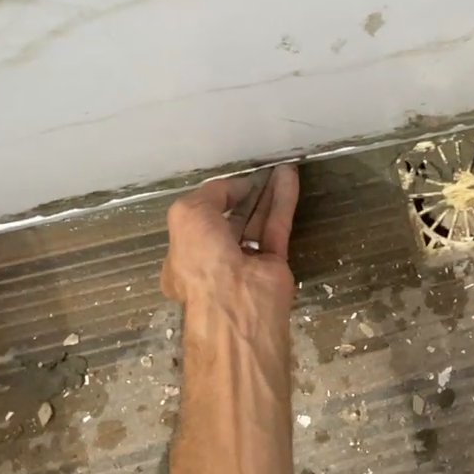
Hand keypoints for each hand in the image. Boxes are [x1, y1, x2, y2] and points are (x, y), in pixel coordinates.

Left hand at [162, 165, 300, 316]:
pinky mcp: (274, 264)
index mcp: (184, 255)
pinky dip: (283, 201)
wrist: (236, 307)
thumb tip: (238, 187)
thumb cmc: (201, 261)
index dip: (214, 199)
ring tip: (279, 165)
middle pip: (231, 220)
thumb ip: (211, 195)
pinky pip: (276, 226)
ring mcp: (245, 264)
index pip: (199, 220)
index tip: (232, 182)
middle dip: (244, 195)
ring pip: (256, 220)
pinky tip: (290, 176)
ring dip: (267, 193)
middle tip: (260, 170)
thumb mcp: (188, 215)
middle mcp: (213, 260)